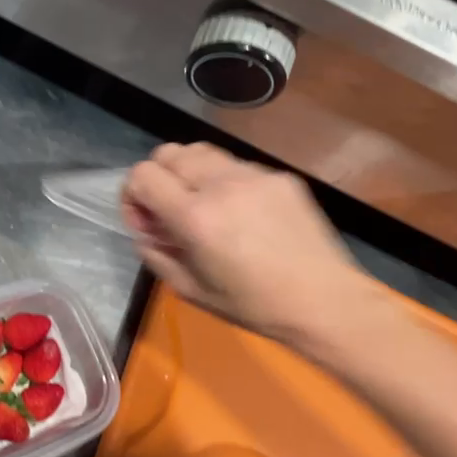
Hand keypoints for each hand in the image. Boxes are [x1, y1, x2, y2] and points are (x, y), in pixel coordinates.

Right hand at [122, 143, 385, 348]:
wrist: (324, 302)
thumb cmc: (252, 305)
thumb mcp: (189, 290)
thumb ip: (155, 254)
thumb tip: (146, 232)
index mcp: (195, 216)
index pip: (142, 175)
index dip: (132, 196)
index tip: (146, 222)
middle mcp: (222, 185)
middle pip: (168, 153)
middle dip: (158, 179)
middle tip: (169, 211)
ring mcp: (254, 176)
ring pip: (201, 152)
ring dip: (189, 174)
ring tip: (202, 205)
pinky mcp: (280, 177)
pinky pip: (236, 166)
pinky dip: (223, 181)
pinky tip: (240, 213)